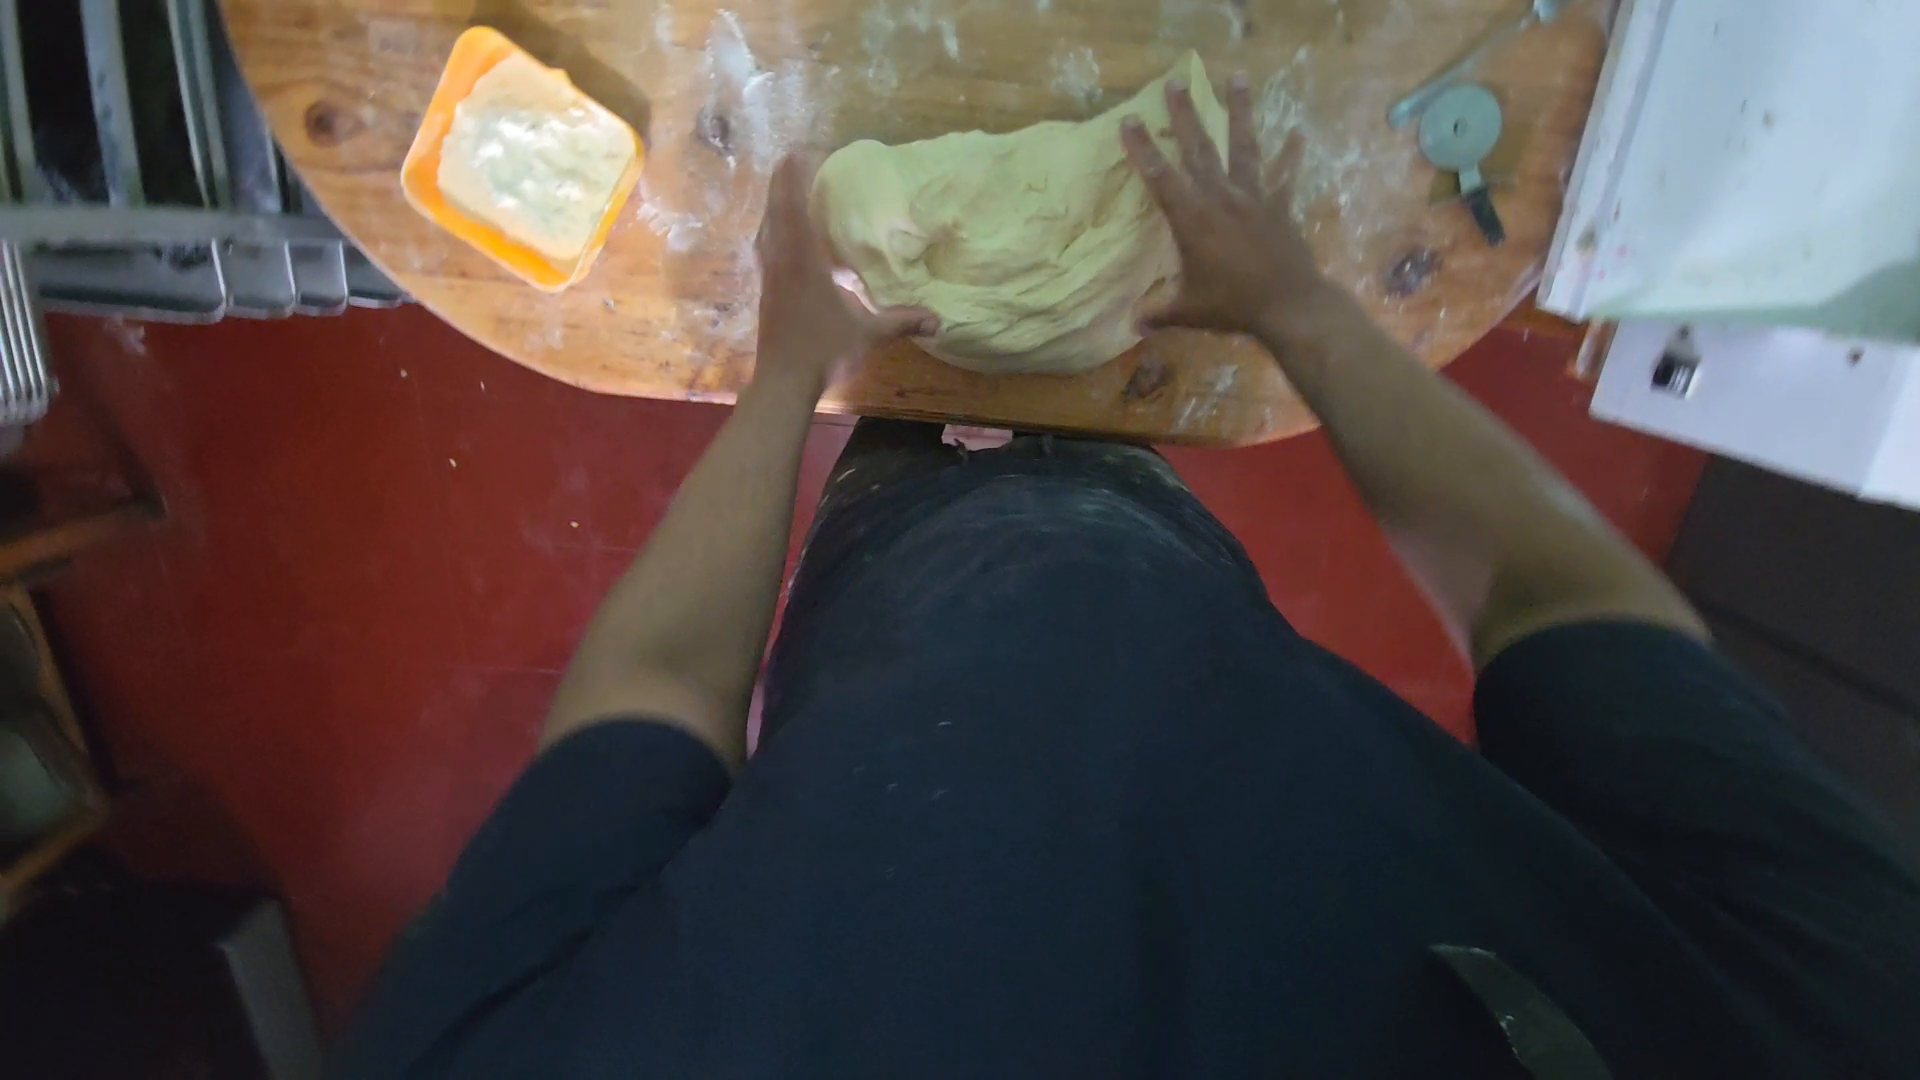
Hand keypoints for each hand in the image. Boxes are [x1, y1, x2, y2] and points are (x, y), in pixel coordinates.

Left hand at [754, 154, 935, 393]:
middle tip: (797, 160)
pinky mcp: (765, 291)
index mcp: (804, 260)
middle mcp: (781, 259)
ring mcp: (769, 275)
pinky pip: (766, 248)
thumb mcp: (868, 335)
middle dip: (784, 181)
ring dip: (776, 205)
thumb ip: (901, 322)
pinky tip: (782, 237)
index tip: (805, 150)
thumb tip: (938, 320)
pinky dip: (773, 230)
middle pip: (776, 208)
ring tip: (790, 192)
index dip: (797, 174)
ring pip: (766, 228)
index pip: (795, 204)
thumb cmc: (824, 352)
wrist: (784, 381)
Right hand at [1120, 75, 1327, 336]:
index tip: (1130, 120)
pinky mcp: (1279, 205)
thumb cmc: (1232, 306)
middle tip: (1175, 83)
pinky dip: (1291, 155)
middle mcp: (1221, 199)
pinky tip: (1298, 133)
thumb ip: (1159, 314)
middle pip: (1199, 149)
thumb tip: (1132, 325)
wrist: (1288, 304)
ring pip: (1243, 146)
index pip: (1161, 178)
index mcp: (1193, 220)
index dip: (1143, 149)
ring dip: (1240, 111)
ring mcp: (1253, 197)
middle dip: (1185, 115)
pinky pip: (1284, 175)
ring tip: (1238, 77)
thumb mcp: (1189, 312)